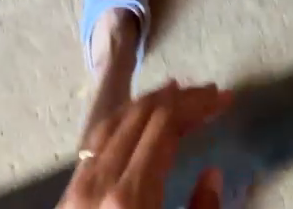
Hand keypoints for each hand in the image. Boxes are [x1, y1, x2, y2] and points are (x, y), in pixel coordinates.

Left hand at [59, 82, 231, 208]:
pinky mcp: (66, 200)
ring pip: (114, 122)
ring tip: (177, 95)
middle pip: (141, 115)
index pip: (166, 124)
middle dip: (179, 98)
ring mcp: (78, 188)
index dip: (198, 104)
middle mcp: (100, 180)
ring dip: (148, 103)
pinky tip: (136, 124)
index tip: (226, 99)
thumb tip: (210, 174)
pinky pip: (96, 143)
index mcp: (131, 194)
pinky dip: (123, 121)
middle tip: (211, 94)